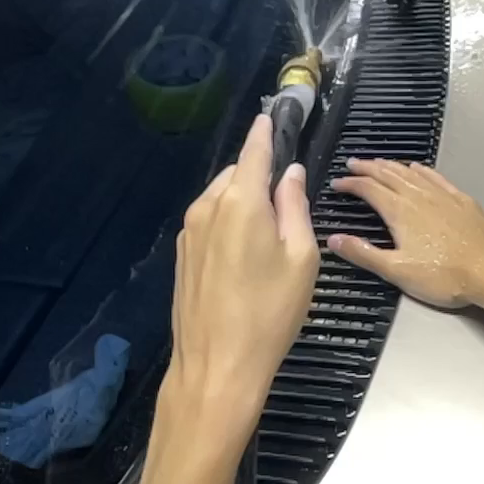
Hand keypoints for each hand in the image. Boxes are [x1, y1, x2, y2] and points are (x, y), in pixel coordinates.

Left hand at [167, 114, 320, 434]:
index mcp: (240, 202)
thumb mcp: (301, 259)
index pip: (254, 152)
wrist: (216, 368)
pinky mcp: (183, 254)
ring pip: (221, 197)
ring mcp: (190, 231)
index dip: (264, 131)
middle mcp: (208, 207)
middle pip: (237, 174)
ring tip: (268, 235)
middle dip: (259, 175)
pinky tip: (243, 255)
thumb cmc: (269, 313)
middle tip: (286, 199)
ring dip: (243, 199)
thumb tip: (291, 174)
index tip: (270, 115)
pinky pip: (209, 220)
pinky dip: (228, 220)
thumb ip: (295, 207)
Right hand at [326, 159, 483, 309]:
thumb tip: (334, 240)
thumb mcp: (397, 271)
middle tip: (352, 164)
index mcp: (400, 211)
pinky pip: (435, 177)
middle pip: (387, 174)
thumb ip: (363, 253)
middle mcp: (419, 196)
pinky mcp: (462, 200)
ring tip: (378, 162)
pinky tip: (418, 168)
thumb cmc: (446, 277)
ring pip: (410, 172)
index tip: (338, 183)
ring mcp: (442, 196)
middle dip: (367, 167)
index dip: (350, 183)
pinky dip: (421, 170)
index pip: (368, 189)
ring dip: (390, 165)